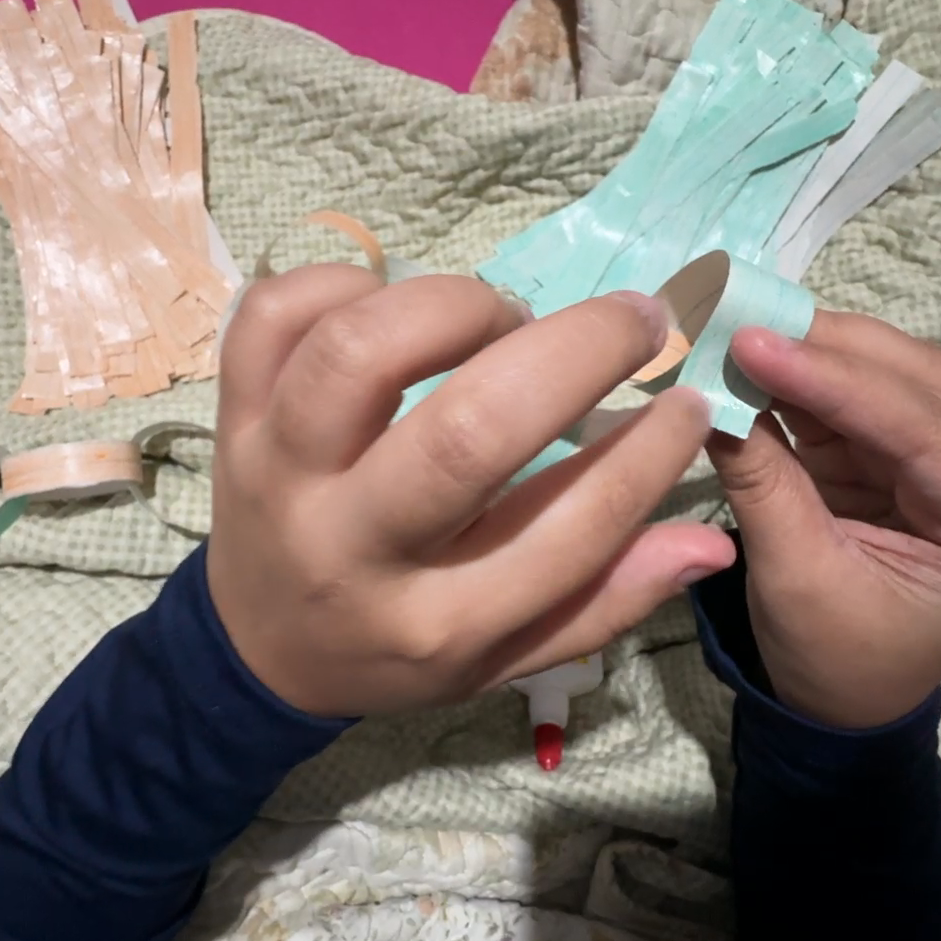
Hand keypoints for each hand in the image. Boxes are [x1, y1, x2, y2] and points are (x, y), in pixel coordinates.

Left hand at [206, 266, 736, 717]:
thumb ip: (602, 604)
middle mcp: (350, 547)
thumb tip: (709, 544)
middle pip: (466, 433)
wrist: (255, 645)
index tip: (686, 397)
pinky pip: (272, 317)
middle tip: (629, 321)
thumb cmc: (393, 648)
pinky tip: (394, 302)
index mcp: (432, 622)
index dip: (648, 454)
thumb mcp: (501, 658)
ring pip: (357, 354)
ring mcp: (275, 472)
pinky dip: (345, 282)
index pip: (565, 532)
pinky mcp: (231, 417)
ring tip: (501, 319)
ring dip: (457, 307)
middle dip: (574, 352)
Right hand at [707, 312, 940, 729]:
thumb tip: (706, 398)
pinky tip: (758, 359)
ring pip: (895, 375)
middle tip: (744, 322)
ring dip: (817, 351)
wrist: (839, 691)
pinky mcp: (905, 451)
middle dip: (831, 351)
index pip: (933, 431)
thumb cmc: (834, 655)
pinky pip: (857, 395)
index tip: (754, 342)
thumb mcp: (794, 575)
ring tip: (743, 332)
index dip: (839, 381)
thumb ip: (761, 481)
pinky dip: (802, 375)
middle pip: (925, 385)